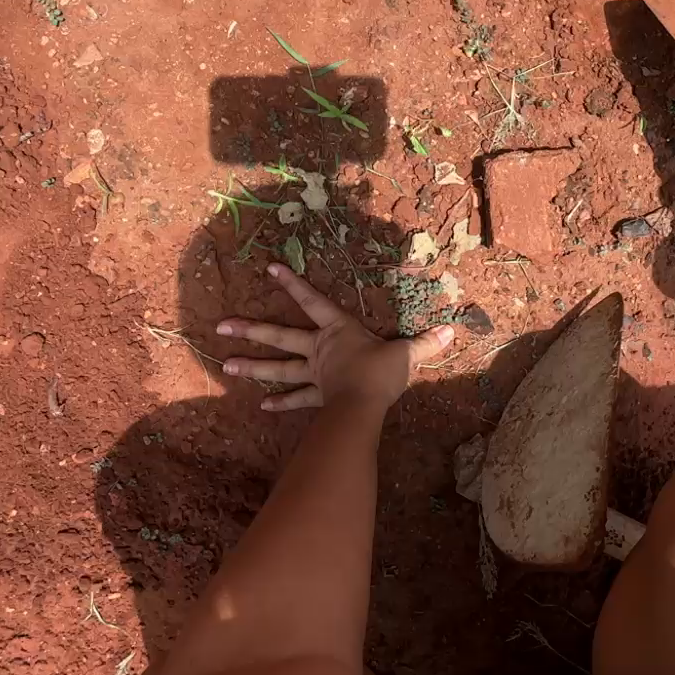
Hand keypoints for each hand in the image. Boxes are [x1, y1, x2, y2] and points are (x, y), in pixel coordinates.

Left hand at [217, 263, 453, 411]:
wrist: (365, 406)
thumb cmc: (381, 373)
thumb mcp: (406, 354)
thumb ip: (426, 343)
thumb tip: (453, 331)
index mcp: (338, 330)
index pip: (313, 301)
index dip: (292, 284)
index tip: (269, 269)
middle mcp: (320, 349)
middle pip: (281, 336)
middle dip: (252, 329)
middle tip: (221, 325)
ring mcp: (314, 374)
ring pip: (278, 367)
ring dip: (253, 366)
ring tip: (225, 364)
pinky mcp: (316, 397)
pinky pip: (296, 399)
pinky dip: (280, 402)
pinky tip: (262, 406)